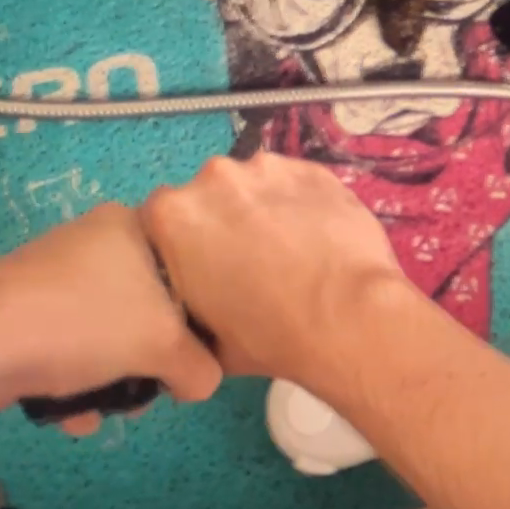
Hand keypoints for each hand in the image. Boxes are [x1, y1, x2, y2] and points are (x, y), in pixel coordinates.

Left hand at [0, 203, 222, 435]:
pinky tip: (75, 413)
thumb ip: (202, 366)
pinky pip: (74, 339)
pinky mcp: (28, 306)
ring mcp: (58, 272)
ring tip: (108, 408)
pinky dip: (79, 375)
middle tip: (151, 387)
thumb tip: (202, 381)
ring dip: (115, 374)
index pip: (189, 266)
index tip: (196, 351)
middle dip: (152, 355)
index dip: (200, 313)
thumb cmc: (85, 324)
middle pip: (150, 303)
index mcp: (132, 224)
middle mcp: (96, 239)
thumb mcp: (164, 345)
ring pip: (111, 327)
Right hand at [141, 153, 409, 385]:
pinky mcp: (312, 168)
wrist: (347, 317)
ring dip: (264, 210)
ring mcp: (266, 167)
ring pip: (255, 186)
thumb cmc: (269, 336)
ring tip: (292, 249)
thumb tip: (196, 315)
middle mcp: (212, 178)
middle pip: (210, 197)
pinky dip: (302, 204)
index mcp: (172, 216)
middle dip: (224, 222)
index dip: (184, 247)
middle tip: (251, 261)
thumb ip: (188, 309)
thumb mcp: (207, 340)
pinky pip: (296, 185)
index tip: (205, 269)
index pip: (162, 224)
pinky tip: (319, 237)